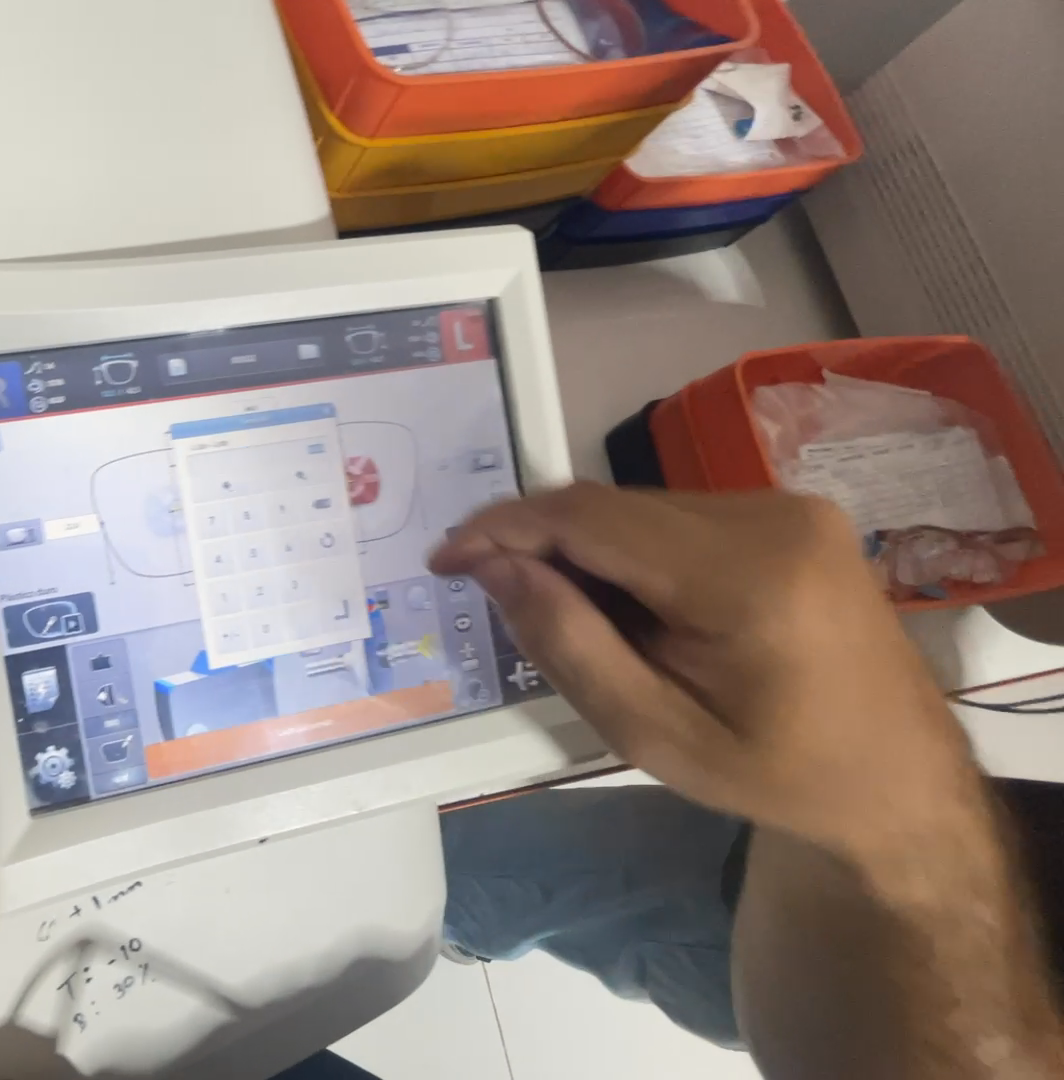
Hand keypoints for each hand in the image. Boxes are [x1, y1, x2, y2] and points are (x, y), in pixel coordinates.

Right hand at [430, 482, 980, 856]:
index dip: (500, 527)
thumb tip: (492, 565)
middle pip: (604, 506)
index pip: (587, 517)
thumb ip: (565, 641)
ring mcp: (784, 510)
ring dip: (571, 549)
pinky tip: (616, 602)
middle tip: (488, 591)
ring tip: (563, 612)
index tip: (444, 560)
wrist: (899, 784)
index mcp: (745, 577)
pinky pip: (660, 515)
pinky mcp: (783, 517)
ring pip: (626, 507)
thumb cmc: (772, 773)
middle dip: (530, 542)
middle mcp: (771, 518)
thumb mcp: (647, 731)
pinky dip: (613, 550)